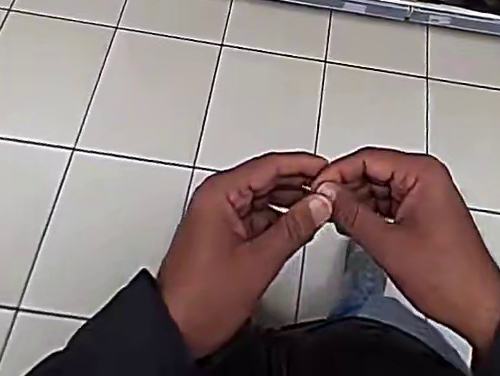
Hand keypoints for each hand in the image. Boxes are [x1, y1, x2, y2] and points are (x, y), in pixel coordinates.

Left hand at [157, 151, 331, 357]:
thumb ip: (293, 228)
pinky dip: (278, 218)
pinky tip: (297, 225)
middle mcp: (217, 197)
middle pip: (266, 178)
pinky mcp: (222, 232)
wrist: (171, 334)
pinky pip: (256, 214)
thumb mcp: (257, 261)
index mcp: (220, 193)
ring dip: (290, 201)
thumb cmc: (198, 300)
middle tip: (328, 188)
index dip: (301, 165)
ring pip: (263, 196)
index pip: (269, 166)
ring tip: (318, 206)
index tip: (326, 167)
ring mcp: (219, 214)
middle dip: (299, 182)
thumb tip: (319, 203)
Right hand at [314, 148, 499, 353]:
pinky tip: (353, 224)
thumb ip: (354, 215)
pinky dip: (369, 212)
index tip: (318, 186)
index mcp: (422, 172)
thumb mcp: (390, 244)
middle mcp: (424, 175)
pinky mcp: (421, 208)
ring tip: (334, 216)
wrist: (478, 307)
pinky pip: (387, 200)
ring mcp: (423, 191)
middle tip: (322, 203)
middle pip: (373, 169)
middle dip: (346, 187)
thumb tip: (329, 195)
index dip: (339, 172)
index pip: (369, 158)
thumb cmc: (450, 276)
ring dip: (356, 201)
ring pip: (378, 186)